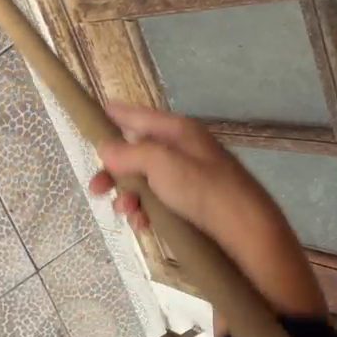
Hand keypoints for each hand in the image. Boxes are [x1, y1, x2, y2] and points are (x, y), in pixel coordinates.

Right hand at [88, 102, 281, 240]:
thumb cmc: (201, 188)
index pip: (141, 116)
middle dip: (114, 173)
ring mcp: (185, 177)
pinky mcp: (188, 202)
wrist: (241, 226)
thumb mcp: (160, 164)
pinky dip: (145, 213)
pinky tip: (144, 224)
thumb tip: (105, 147)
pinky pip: (156, 203)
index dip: (119, 114)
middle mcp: (181, 150)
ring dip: (128, 198)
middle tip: (96, 189)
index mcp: (178, 132)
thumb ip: (129, 153)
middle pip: (136, 155)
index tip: (100, 110)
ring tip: (127, 213)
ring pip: (142, 183)